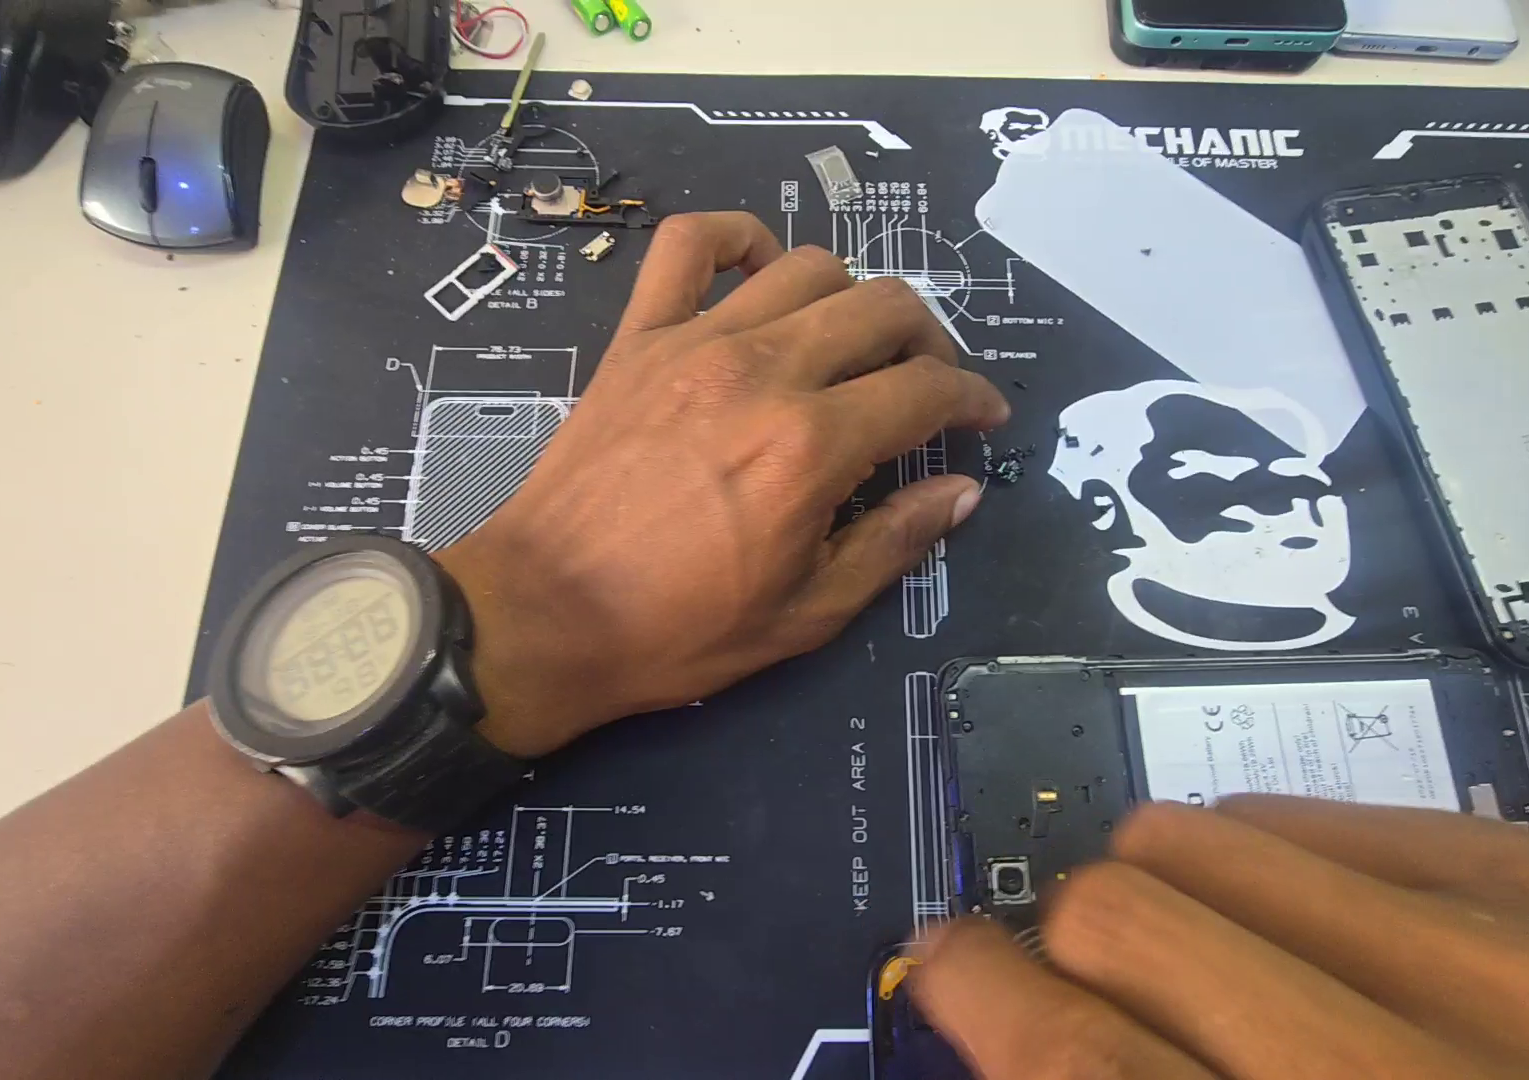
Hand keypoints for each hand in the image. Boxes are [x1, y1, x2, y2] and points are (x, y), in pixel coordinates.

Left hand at [437, 212, 1008, 756]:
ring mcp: (695, 342)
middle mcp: (764, 372)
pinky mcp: (638, 337)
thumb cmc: (678, 630)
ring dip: (854, 298)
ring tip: (854, 344)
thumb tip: (961, 491)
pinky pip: (689, 246)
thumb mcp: (807, 613)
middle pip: (883, 309)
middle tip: (927, 386)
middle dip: (929, 342)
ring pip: (808, 267)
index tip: (981, 417)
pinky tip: (762, 275)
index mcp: (812, 447)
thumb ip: (893, 542)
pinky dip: (737, 239)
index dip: (971, 399)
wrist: (548, 616)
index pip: (926, 389)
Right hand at [916, 797, 1528, 1078]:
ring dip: (1163, 900)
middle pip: (1117, 913)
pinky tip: (1325, 944)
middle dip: (1068, 947)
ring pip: (1191, 838)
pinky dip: (1268, 874)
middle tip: (1101, 991)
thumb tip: (1008, 1012)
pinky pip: (1300, 816)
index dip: (978, 994)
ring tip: (1219, 963)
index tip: (947, 962)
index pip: (1080, 1055)